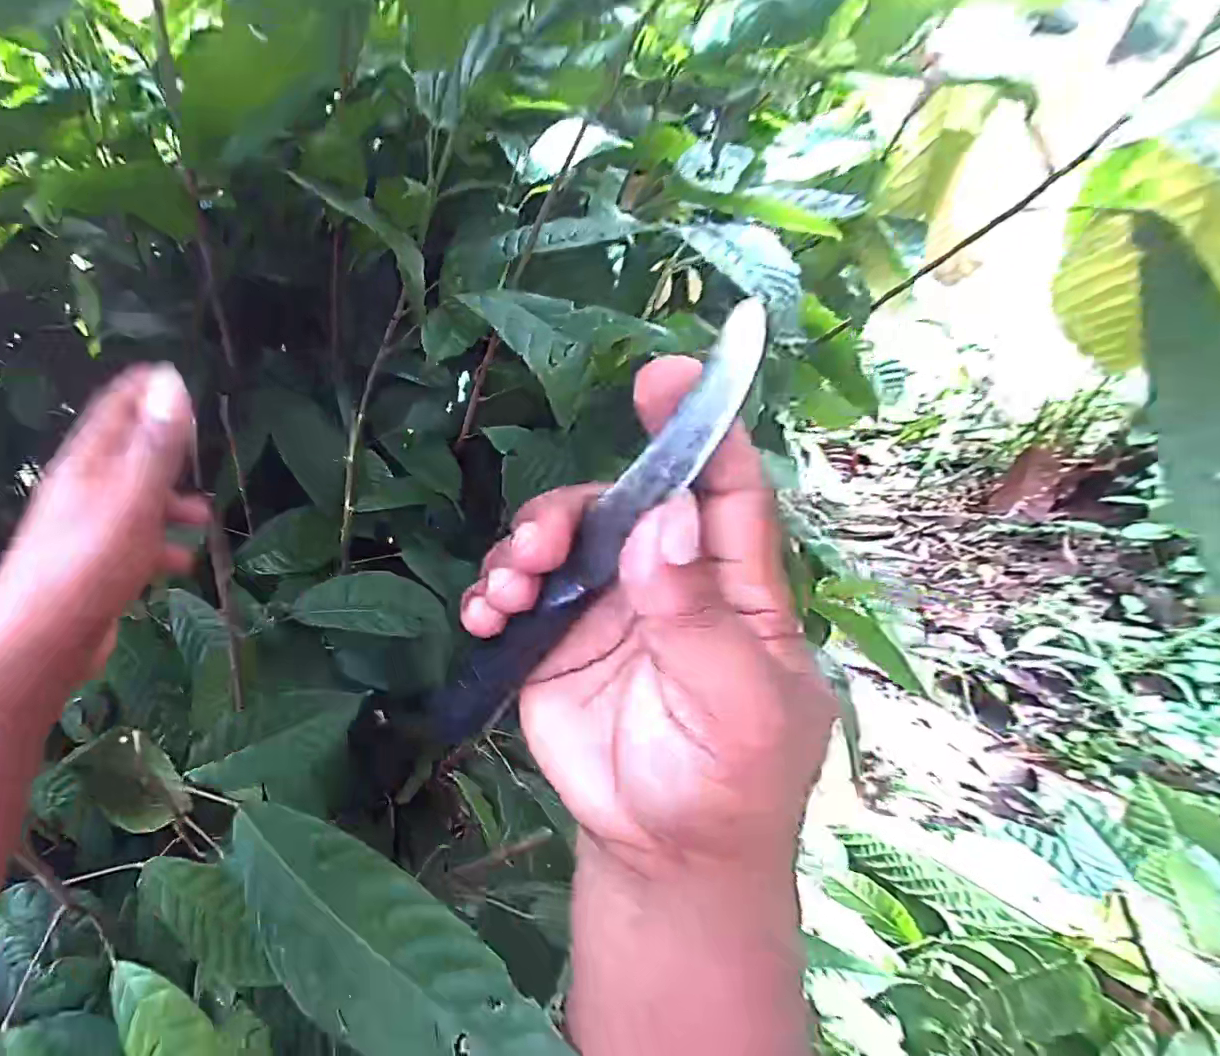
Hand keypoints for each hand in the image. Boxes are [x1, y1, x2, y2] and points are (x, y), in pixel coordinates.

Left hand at [0, 364, 208, 680]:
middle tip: (200, 450)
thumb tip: (171, 383)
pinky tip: (181, 563)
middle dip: (166, 452)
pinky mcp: (92, 567)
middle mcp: (82, 490)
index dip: (145, 390)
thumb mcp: (132, 500)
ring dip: (170, 505)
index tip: (177, 378)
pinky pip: (132, 543)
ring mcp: (85, 530)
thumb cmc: (90, 564)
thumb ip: (155, 445)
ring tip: (205, 517)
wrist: (40, 643)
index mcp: (87, 465)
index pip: (114, 408)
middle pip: (127, 455)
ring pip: (135, 503)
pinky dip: (158, 546)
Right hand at [459, 357, 834, 878]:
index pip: (722, 490)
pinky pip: (510, 594)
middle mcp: (656, 580)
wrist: (656, 844)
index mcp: (725, 585)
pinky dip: (488, 595)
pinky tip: (482, 617)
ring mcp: (597, 607)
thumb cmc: (724, 779)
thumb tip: (663, 517)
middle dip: (565, 512)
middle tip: (536, 547)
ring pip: (549, 543)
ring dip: (516, 552)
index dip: (698, 428)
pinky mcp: (546, 638)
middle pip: (609, 507)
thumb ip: (698, 615)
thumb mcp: (736, 705)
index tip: (665, 375)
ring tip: (504, 593)